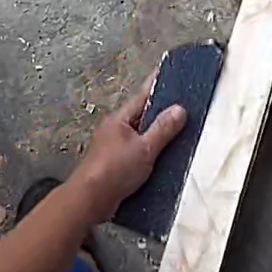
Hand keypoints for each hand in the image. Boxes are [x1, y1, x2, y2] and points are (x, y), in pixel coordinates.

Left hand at [68, 77, 186, 212]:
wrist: (89, 200)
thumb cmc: (112, 171)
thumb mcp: (145, 148)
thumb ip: (163, 129)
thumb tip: (179, 110)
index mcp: (120, 119)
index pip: (144, 95)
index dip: (157, 83)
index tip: (167, 70)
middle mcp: (116, 129)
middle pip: (143, 114)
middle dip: (160, 109)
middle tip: (181, 101)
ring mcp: (115, 146)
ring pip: (141, 133)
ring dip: (156, 131)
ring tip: (178, 128)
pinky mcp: (117, 163)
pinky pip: (139, 149)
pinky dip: (152, 149)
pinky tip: (163, 155)